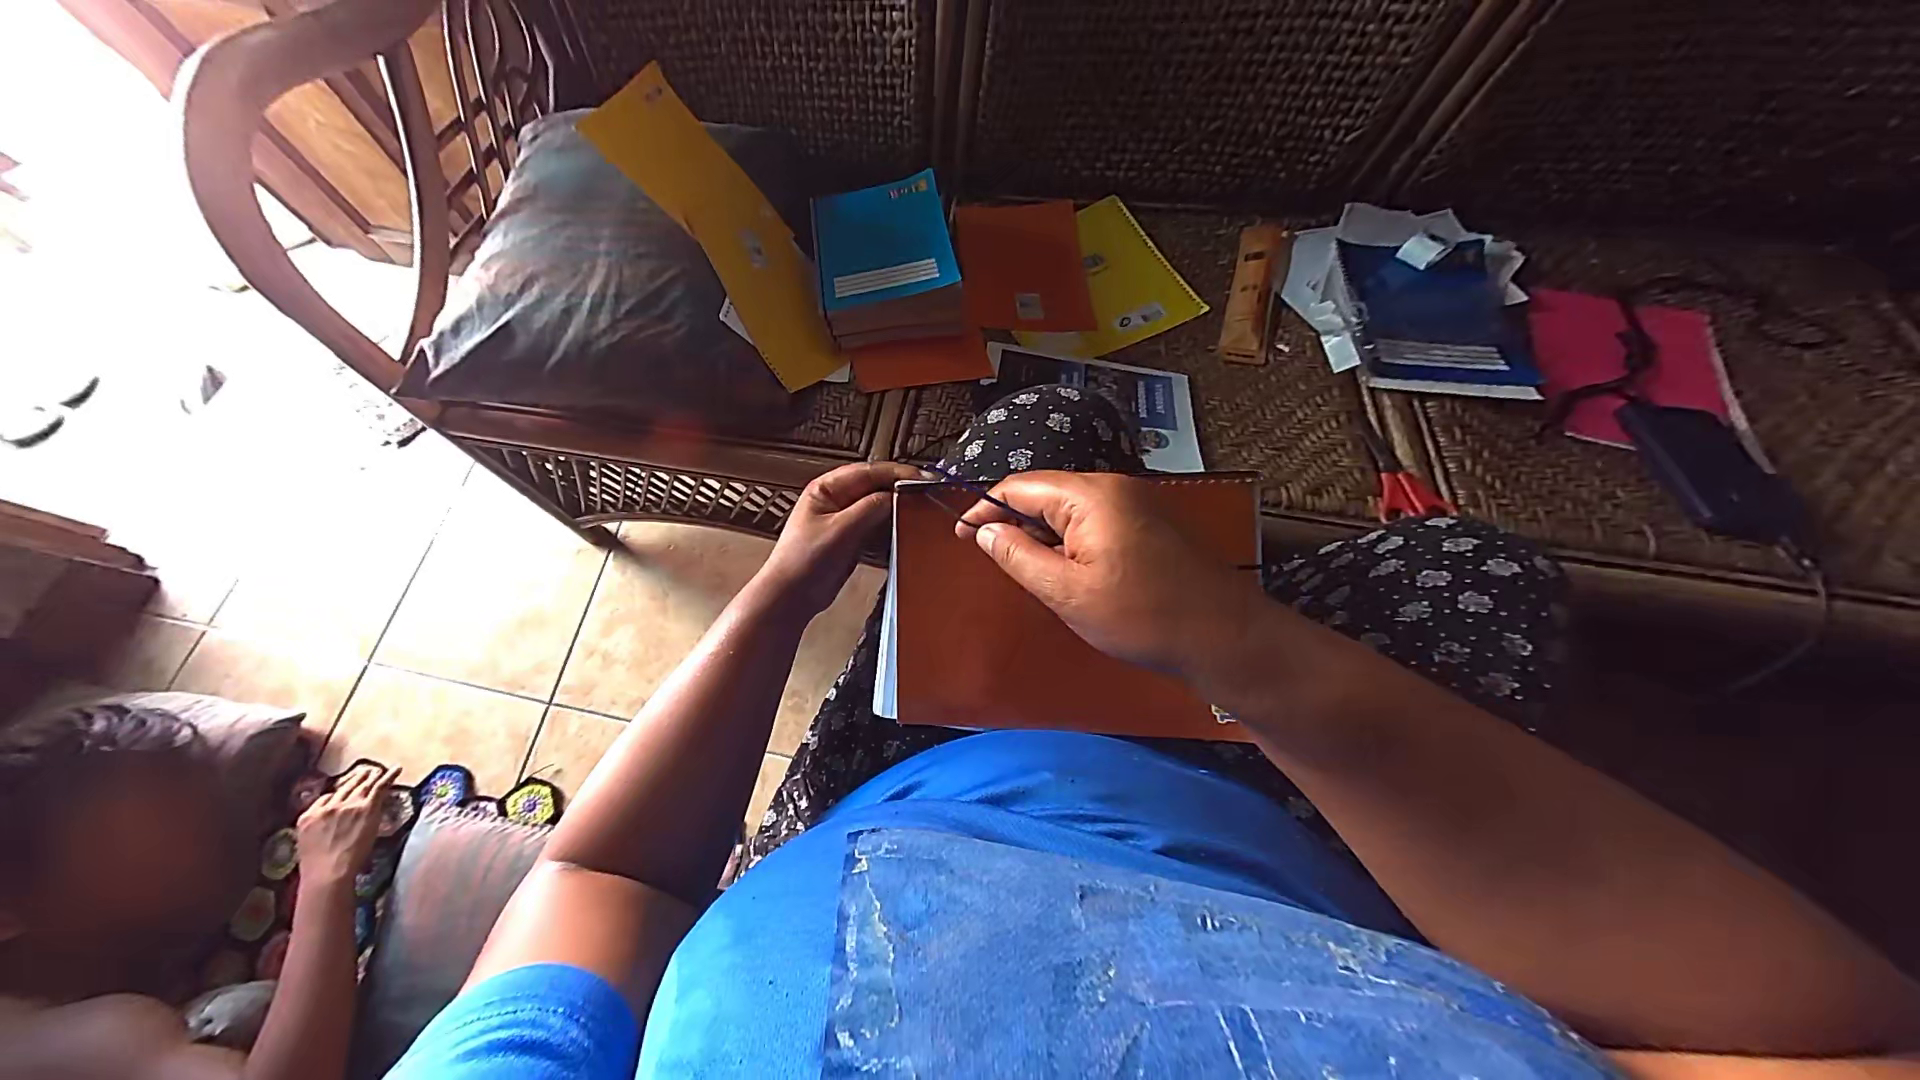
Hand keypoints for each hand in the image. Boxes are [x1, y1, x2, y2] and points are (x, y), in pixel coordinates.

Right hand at [295, 763, 398, 886]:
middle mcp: (328, 806)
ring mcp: (348, 804)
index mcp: (308, 816)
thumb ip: (318, 825)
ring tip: (378, 770)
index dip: (338, 794)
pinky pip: (379, 786)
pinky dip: (389, 776)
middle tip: (366, 772)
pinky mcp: (366, 806)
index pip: (326, 798)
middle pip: (345, 787)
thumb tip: (330, 820)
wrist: (329, 870)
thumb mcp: (307, 841)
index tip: (346, 791)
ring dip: (372, 776)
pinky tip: (396, 769)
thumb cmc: (318, 864)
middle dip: (356, 779)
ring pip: (363, 784)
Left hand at [758, 461, 926, 617]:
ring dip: (898, 509)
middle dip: (901, 490)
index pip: (870, 471)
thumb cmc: (801, 562)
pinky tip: (904, 531)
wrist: (791, 597)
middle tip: (927, 494)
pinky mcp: (852, 539)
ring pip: (880, 507)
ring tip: (919, 511)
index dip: (898, 474)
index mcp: (827, 488)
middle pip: (877, 487)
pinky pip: (878, 527)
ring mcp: (845, 519)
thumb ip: (870, 508)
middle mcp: (836, 499)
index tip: (922, 479)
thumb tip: (896, 494)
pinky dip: (892, 528)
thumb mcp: (840, 529)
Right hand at [957, 471, 1266, 679]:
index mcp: (1090, 496)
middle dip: (1012, 520)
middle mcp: (1114, 487)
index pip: (1020, 486)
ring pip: (1069, 508)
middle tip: (990, 554)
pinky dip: (1068, 539)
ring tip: (1024, 567)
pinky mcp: (1147, 523)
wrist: (1224, 635)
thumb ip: (1018, 556)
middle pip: (1045, 492)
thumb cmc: (1143, 617)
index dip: (985, 508)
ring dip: (1041, 532)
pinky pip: (1094, 520)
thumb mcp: (1067, 592)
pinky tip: (1064, 569)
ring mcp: (1135, 502)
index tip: (962, 534)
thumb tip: (985, 531)